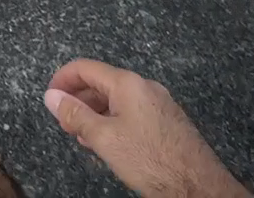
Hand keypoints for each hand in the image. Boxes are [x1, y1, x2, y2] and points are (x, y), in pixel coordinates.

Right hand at [42, 59, 250, 197]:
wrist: (203, 192)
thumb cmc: (149, 159)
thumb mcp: (104, 138)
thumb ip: (74, 115)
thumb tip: (50, 97)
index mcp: (127, 83)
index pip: (84, 68)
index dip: (62, 80)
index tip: (50, 100)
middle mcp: (145, 87)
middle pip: (102, 83)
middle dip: (79, 101)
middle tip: (65, 124)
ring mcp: (162, 105)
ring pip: (118, 101)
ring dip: (96, 115)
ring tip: (85, 138)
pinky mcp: (172, 124)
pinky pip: (134, 114)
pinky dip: (115, 123)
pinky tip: (112, 145)